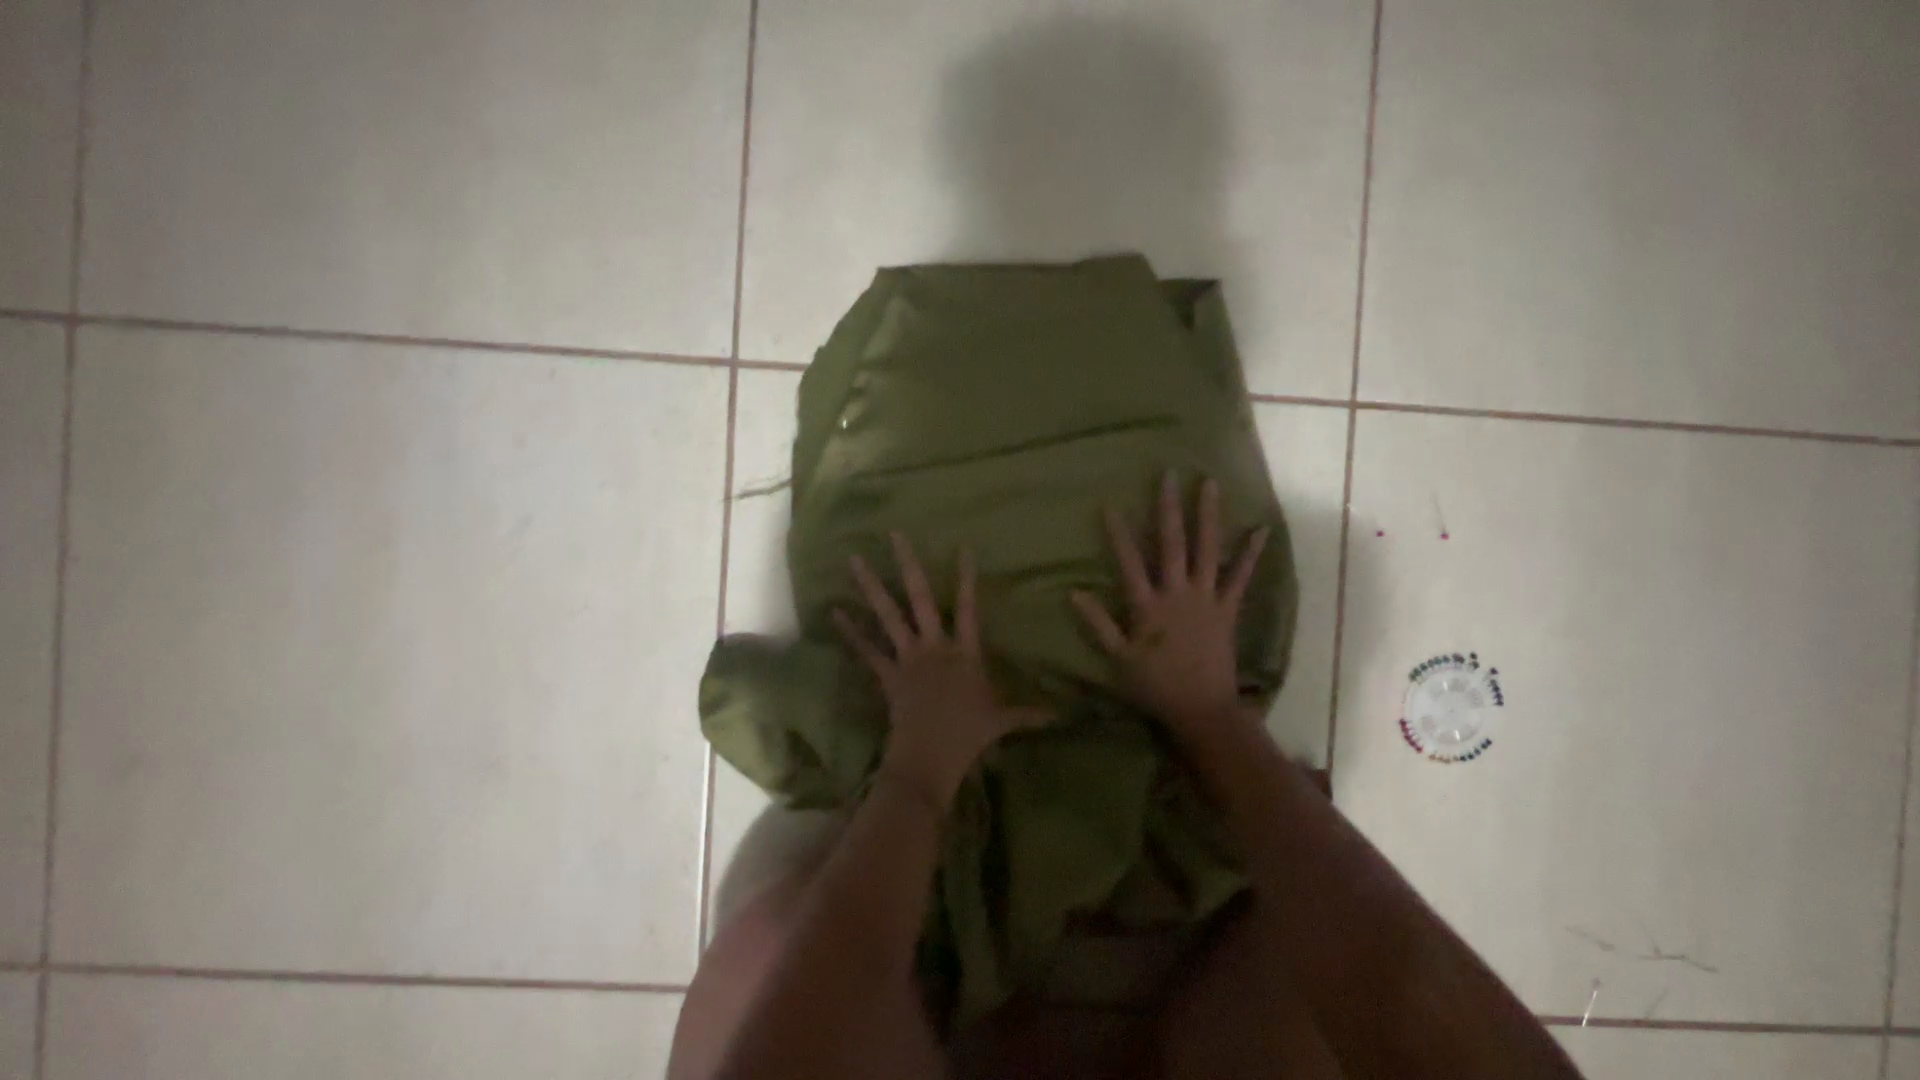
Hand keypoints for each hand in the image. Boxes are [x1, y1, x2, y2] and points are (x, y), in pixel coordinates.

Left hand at [834, 533, 1048, 808]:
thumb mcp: (1003, 721)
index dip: (967, 578)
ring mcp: (907, 659)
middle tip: (894, 534)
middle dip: (908, 565)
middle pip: (920, 598)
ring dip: (871, 588)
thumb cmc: (969, 736)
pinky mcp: (887, 676)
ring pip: (888, 616)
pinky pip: (867, 651)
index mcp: (965, 653)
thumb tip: (1061, 715)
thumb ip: (1029, 713)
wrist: (929, 758)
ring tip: (854, 560)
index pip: (969, 608)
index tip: (963, 547)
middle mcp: (934, 646)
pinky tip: (835, 612)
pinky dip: (852, 632)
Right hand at [1071, 473, 1269, 732]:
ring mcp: (1206, 599)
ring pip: (1207, 550)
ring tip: (1210, 484)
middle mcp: (1177, 594)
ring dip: (1209, 516)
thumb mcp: (1119, 658)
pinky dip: (1250, 553)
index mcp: (1147, 606)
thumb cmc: (1155, 686)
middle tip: (1169, 474)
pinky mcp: (1228, 609)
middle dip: (1168, 508)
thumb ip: (1098, 624)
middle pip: (1172, 544)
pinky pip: (1240, 577)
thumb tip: (1073, 593)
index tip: (1109, 503)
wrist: (1202, 709)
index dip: (1118, 532)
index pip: (1129, 562)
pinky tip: (1261, 529)